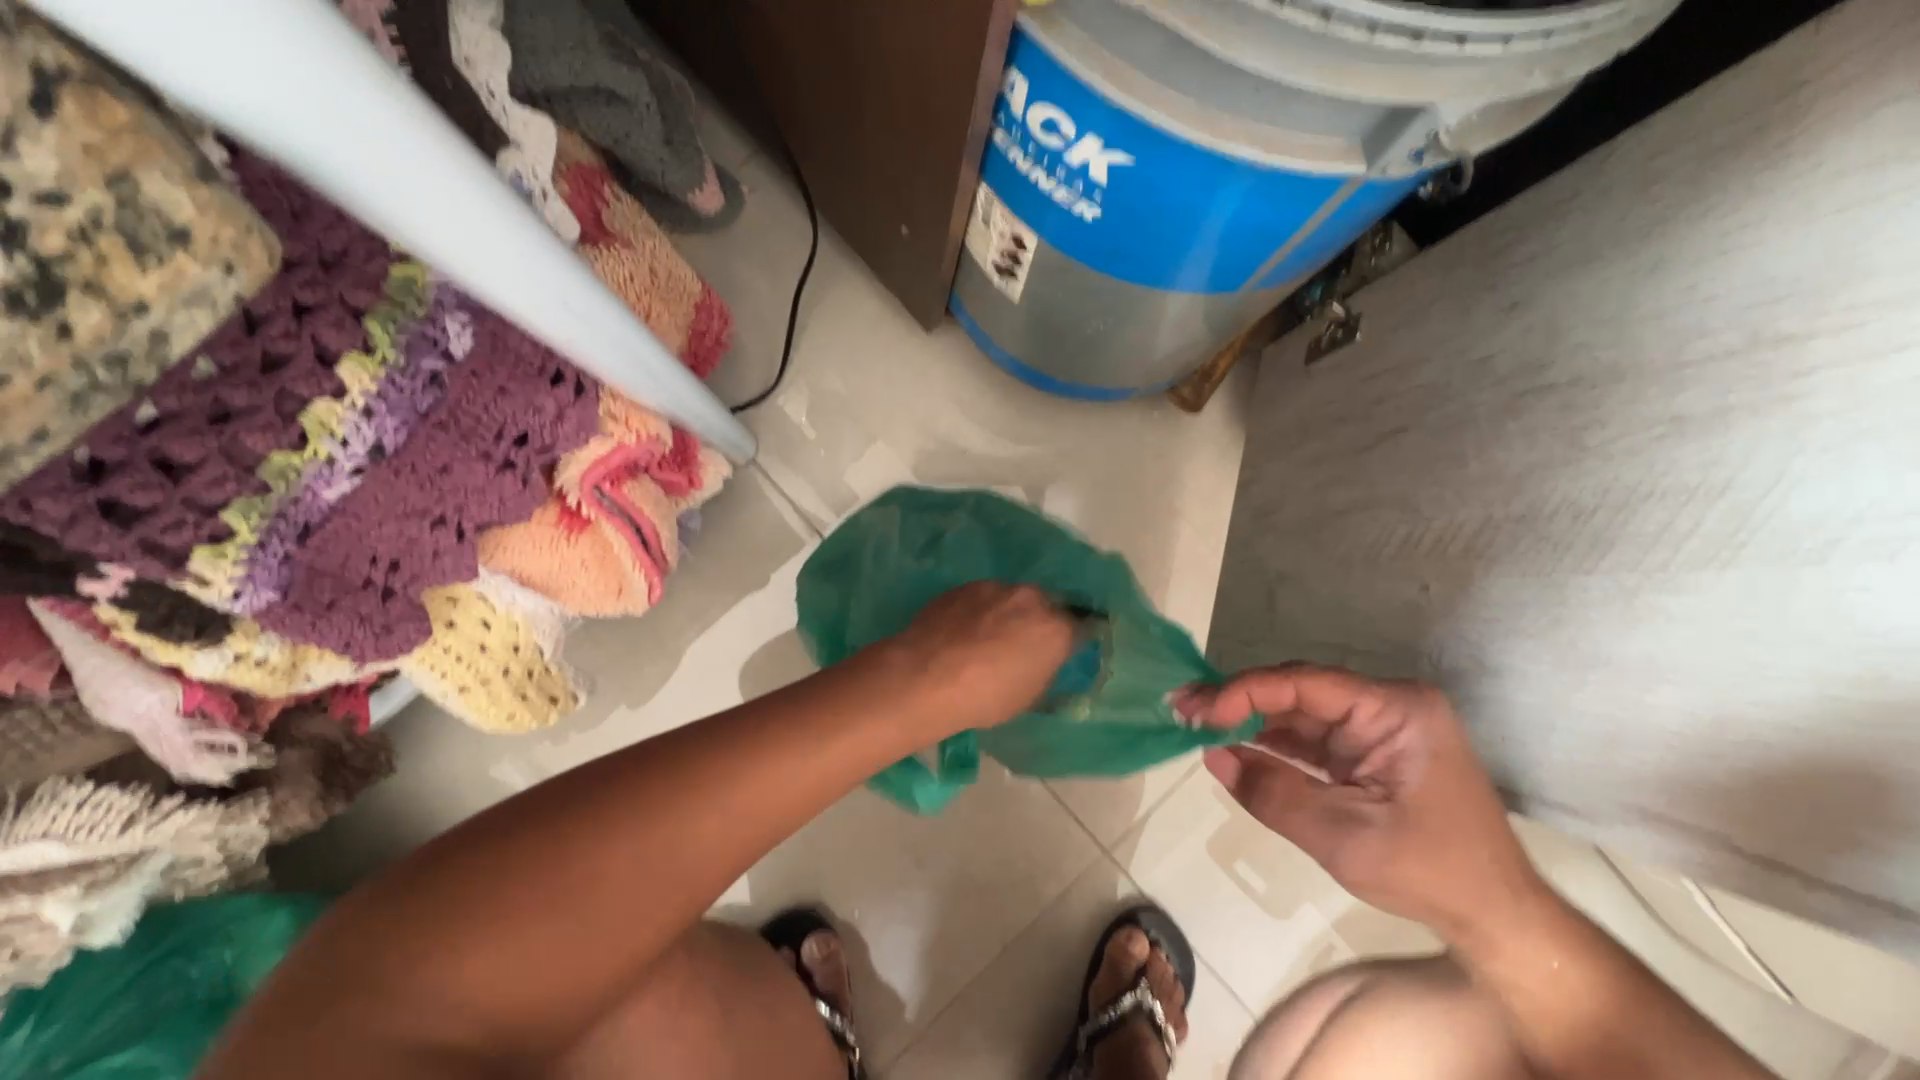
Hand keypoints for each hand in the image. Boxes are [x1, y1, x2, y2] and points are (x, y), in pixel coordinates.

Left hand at [883, 582, 1076, 737]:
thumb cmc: (985, 697)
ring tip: (983, 640)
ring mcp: (995, 588)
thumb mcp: (1028, 696)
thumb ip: (1044, 669)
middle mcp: (1031, 599)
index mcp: (1056, 629)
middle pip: (1044, 607)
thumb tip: (1042, 659)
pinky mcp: (964, 586)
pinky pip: (982, 598)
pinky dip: (978, 611)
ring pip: (1010, 599)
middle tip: (1018, 647)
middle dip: (1035, 623)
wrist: (926, 676)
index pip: (1079, 628)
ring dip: (1005, 614)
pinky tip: (961, 632)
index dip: (1068, 642)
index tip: (1056, 653)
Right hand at [1181, 664, 1551, 945]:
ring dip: (1249, 721)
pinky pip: (1311, 740)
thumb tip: (1214, 758)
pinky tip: (1232, 746)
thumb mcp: (1343, 837)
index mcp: (1395, 710)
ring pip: (1300, 714)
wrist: (1493, 914)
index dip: (1246, 692)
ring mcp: (1377, 730)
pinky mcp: (1368, 754)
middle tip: (1182, 710)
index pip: (1305, 683)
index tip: (1199, 712)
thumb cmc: (1428, 870)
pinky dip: (1272, 745)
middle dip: (1239, 701)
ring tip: (1194, 723)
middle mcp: (1386, 707)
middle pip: (1299, 691)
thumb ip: (1274, 793)